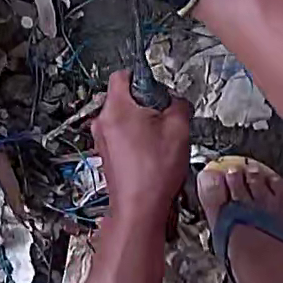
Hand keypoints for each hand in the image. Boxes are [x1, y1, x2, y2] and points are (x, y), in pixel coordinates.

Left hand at [93, 69, 192, 221]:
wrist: (140, 208)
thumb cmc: (153, 173)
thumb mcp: (178, 129)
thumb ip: (178, 105)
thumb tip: (177, 101)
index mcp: (116, 109)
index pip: (122, 75)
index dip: (142, 77)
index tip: (156, 86)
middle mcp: (103, 122)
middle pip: (123, 97)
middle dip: (146, 102)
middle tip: (164, 115)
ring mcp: (103, 140)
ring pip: (123, 117)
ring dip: (142, 121)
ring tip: (160, 137)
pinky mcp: (107, 154)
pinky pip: (122, 135)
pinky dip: (136, 137)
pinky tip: (152, 151)